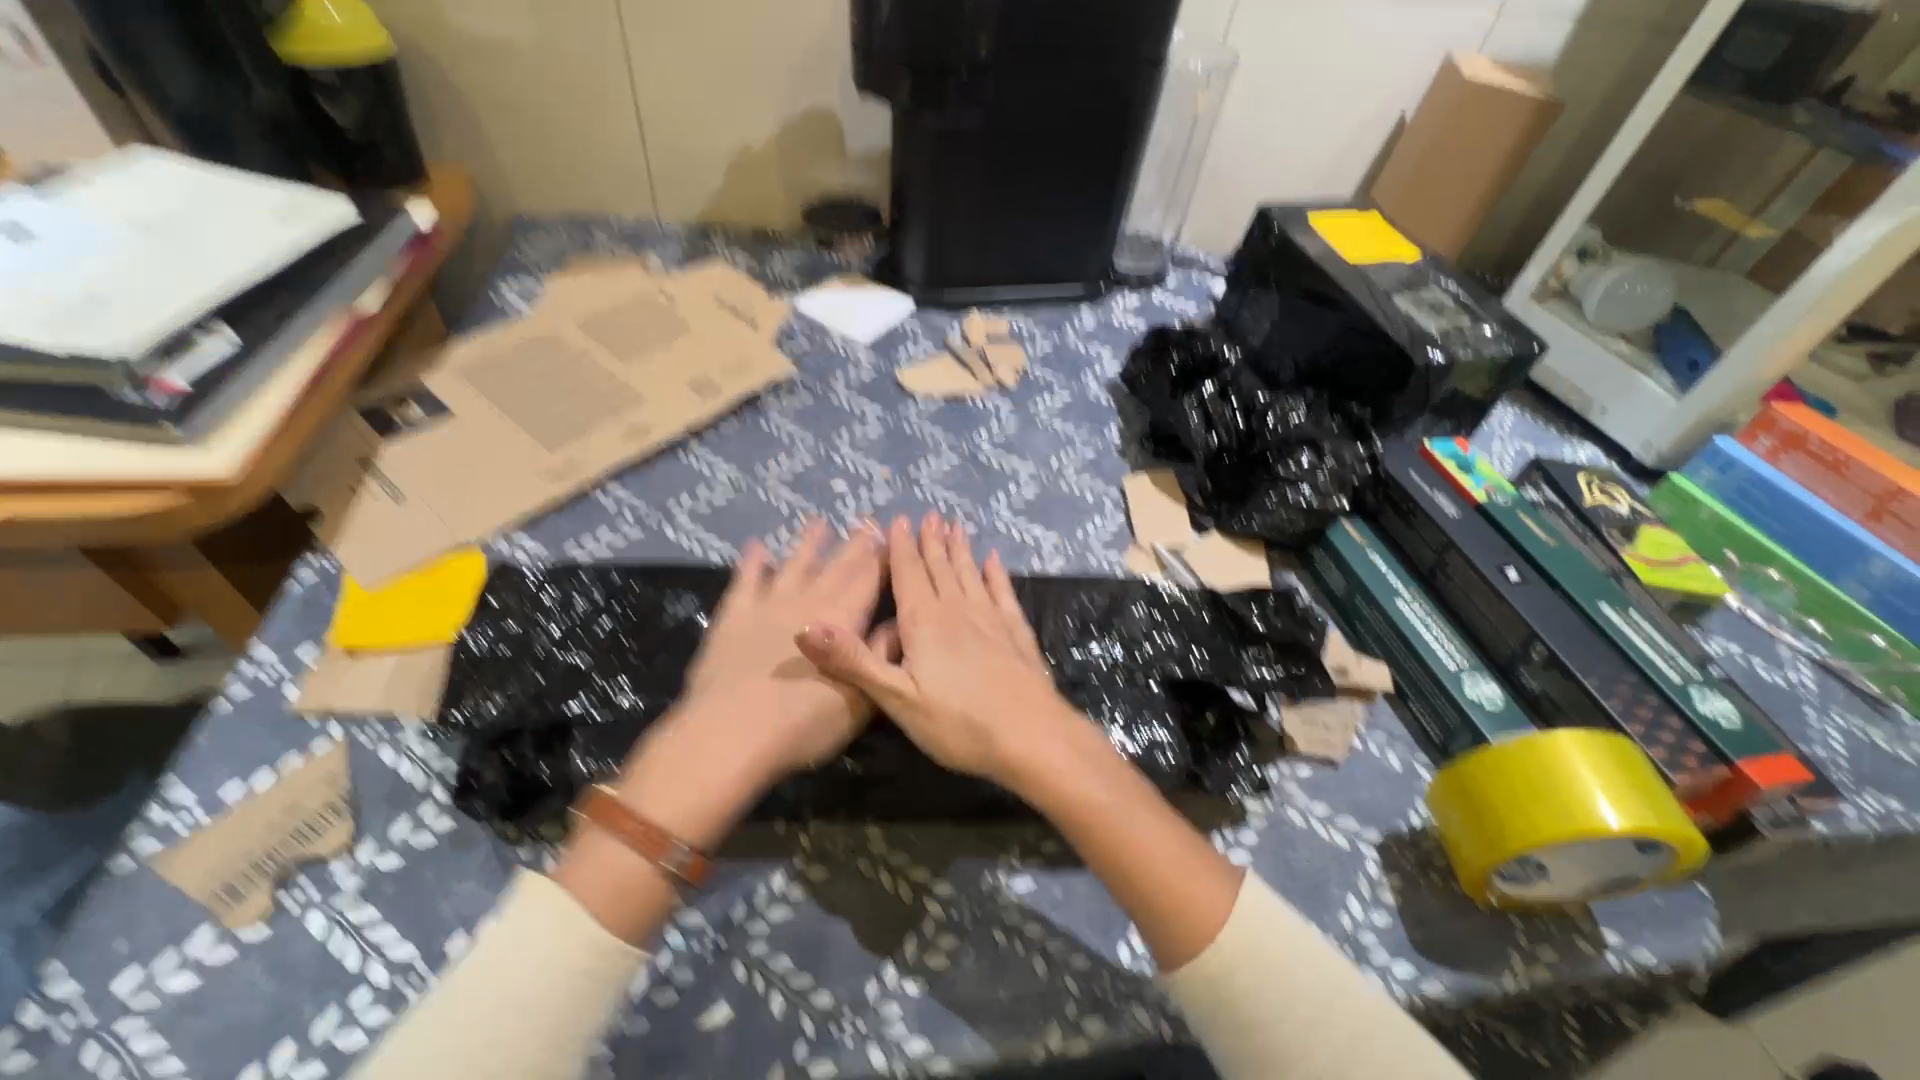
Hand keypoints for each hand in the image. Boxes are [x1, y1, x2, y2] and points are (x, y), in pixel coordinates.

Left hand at [607, 520, 894, 844]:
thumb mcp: (861, 699)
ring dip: (808, 544)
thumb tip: (900, 624)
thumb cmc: (805, 723)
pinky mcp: (733, 617)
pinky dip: (754, 562)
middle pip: (837, 567)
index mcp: (844, 620)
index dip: (883, 558)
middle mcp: (808, 602)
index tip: (893, 538)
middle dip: (854, 544)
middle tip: (868, 521)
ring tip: (819, 522)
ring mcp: (768, 605)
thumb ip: (880, 656)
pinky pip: (746, 580)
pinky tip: (758, 547)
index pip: (869, 579)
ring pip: (794, 565)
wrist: (730, 732)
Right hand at [796, 513, 1100, 790]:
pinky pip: (1002, 592)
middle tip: (929, 515)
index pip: (909, 575)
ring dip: (960, 550)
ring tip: (955, 526)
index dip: (901, 548)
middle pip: (940, 568)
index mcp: (925, 623)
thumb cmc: (959, 723)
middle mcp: (958, 611)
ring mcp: (991, 620)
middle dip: (931, 542)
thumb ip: (853, 661)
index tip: (899, 520)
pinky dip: (996, 574)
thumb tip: (805, 626)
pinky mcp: (1016, 634)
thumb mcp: (896, 699)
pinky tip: (995, 561)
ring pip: (970, 574)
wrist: (1032, 737)